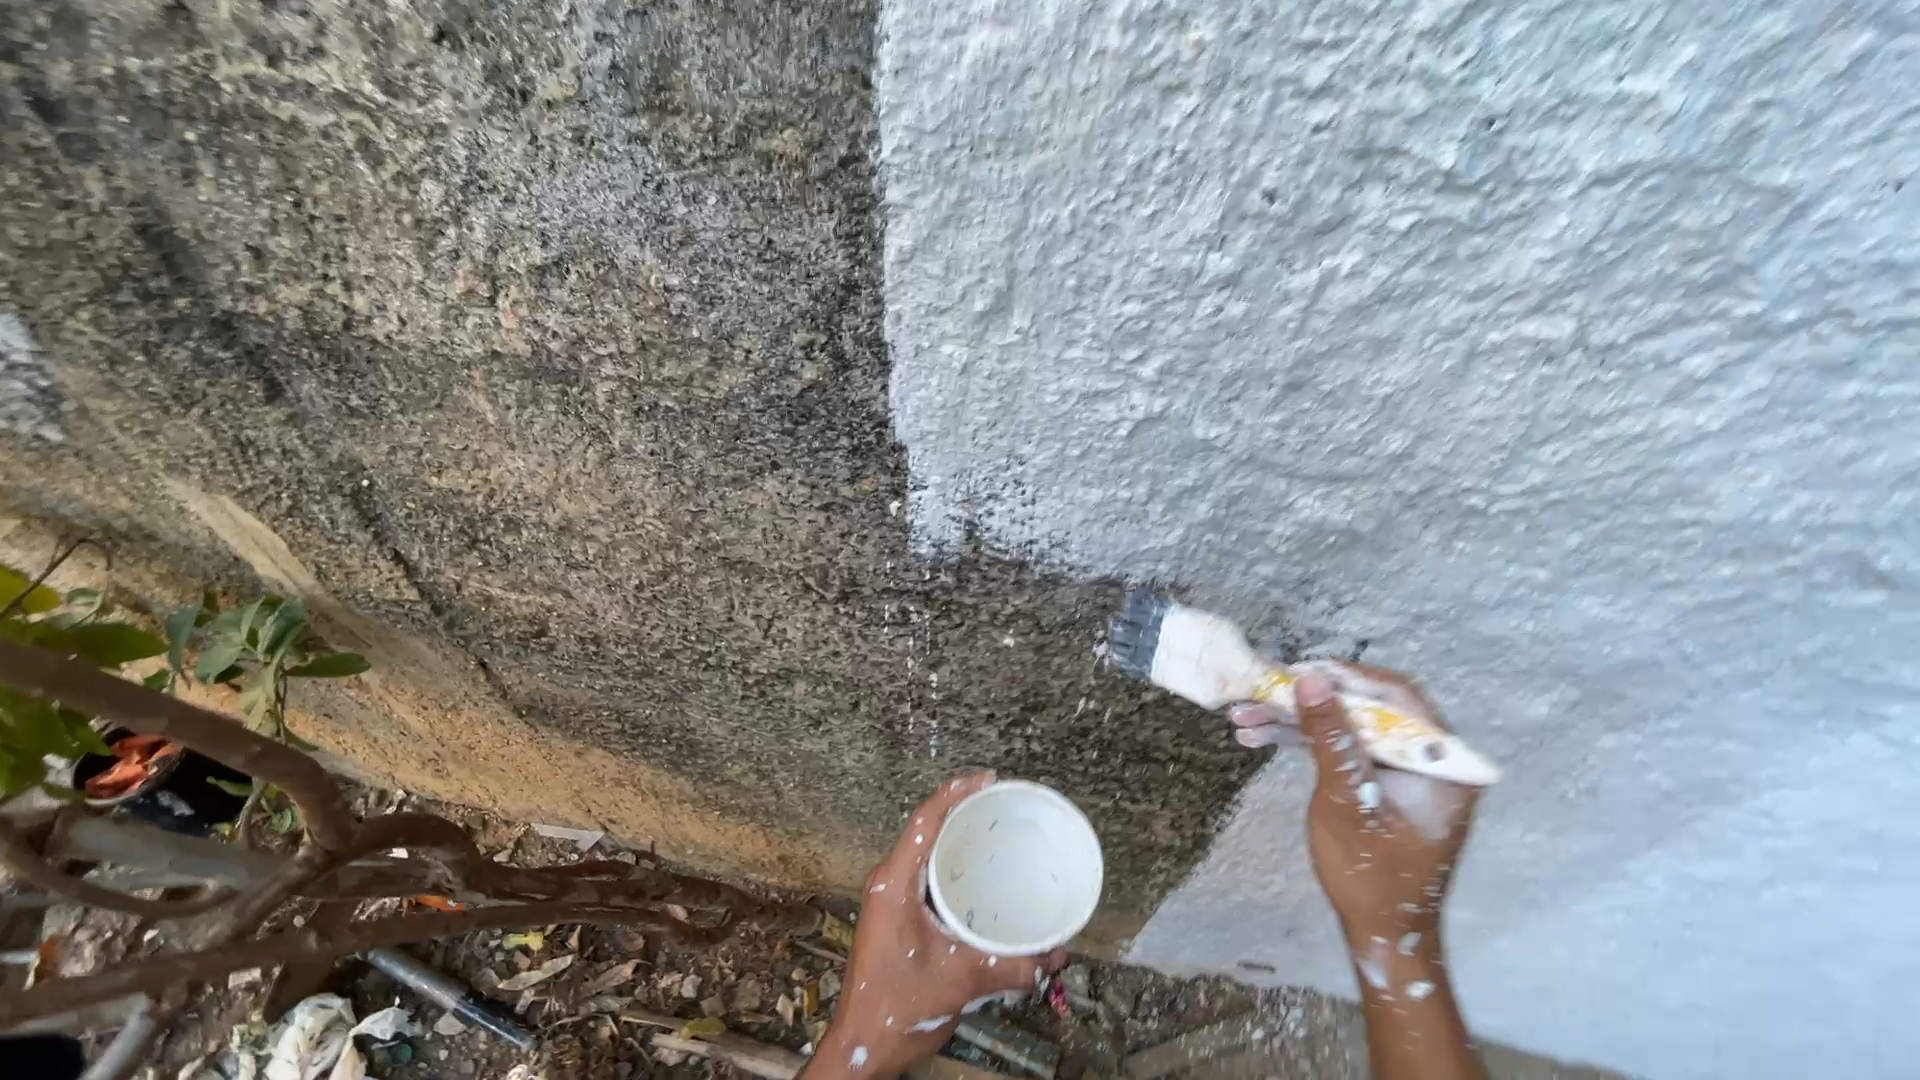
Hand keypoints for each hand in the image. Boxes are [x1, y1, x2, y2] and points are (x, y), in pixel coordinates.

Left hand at [807, 772, 1066, 1078]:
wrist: (862, 1046)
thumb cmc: (899, 1007)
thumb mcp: (960, 981)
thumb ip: (1012, 967)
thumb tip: (1055, 954)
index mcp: (895, 883)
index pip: (924, 821)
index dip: (955, 792)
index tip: (988, 778)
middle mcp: (889, 881)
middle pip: (925, 828)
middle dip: (960, 808)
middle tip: (999, 799)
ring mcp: (889, 897)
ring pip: (924, 850)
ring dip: (954, 835)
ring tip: (992, 827)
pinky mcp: (896, 913)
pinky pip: (925, 873)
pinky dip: (950, 863)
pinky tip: (976, 874)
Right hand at [1235, 662, 1486, 1079]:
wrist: (1380, 931)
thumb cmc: (1371, 876)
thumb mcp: (1346, 804)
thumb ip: (1331, 739)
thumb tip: (1310, 678)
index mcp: (1440, 763)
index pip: (1396, 696)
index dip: (1344, 677)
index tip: (1295, 672)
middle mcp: (1427, 758)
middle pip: (1363, 706)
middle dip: (1306, 700)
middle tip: (1258, 693)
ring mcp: (1402, 769)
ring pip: (1345, 724)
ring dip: (1293, 720)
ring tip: (1242, 719)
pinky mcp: (1380, 779)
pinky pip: (1341, 745)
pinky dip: (1302, 741)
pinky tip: (1258, 737)